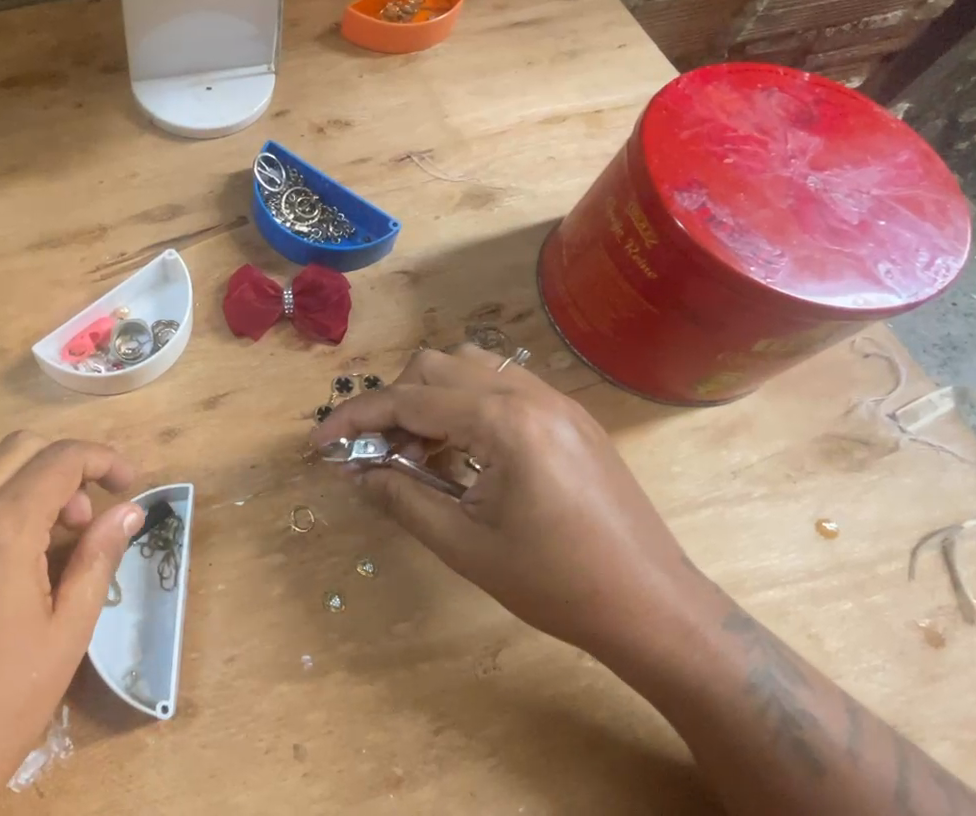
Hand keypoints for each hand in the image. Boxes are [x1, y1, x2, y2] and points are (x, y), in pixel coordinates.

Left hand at [0, 433, 142, 815]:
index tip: (130, 483)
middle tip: (85, 519)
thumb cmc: (0, 704)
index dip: (103, 459)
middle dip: (63, 466)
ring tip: (46, 537)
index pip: (60, 458)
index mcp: (3, 527)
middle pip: (17, 448)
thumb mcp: (66, 634)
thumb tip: (127, 510)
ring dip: (21, 480)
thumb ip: (97, 558)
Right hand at [309, 345, 703, 657]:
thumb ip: (401, 497)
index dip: (355, 419)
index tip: (321, 443)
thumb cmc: (556, 584)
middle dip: (394, 402)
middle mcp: (530, 395)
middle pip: (435, 366)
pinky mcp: (571, 417)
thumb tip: (354, 472)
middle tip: (379, 454)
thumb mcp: (465, 545)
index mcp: (504, 422)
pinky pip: (502, 387)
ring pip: (470, 367)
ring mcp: (556, 401)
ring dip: (431, 396)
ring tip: (420, 449)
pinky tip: (463, 453)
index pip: (409, 400)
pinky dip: (466, 405)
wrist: (654, 607)